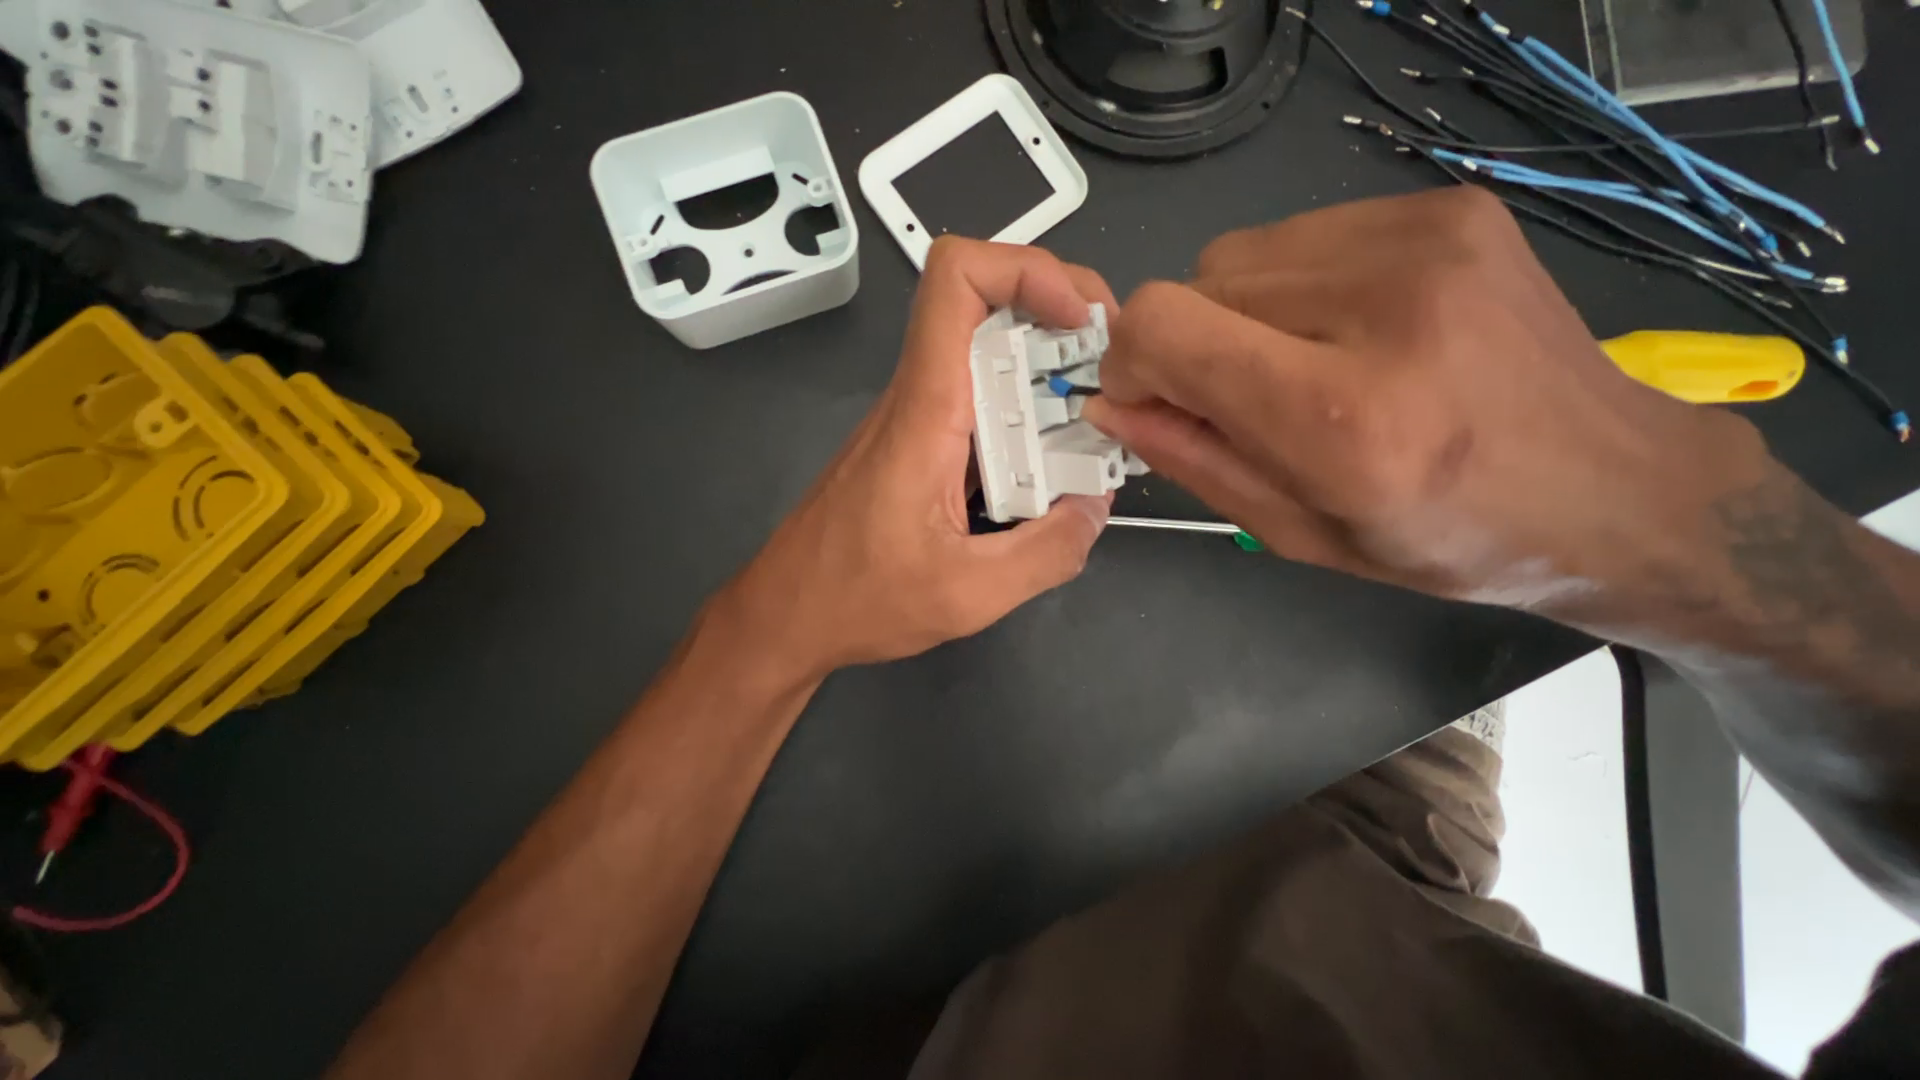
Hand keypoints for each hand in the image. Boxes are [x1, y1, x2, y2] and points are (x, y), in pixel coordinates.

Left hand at [714, 238, 1117, 680]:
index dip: (1027, 268)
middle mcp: (920, 397)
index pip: (957, 280)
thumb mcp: (968, 595)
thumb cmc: (858, 600)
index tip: (1079, 318)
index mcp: (926, 411)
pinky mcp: (917, 443)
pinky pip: (977, 401)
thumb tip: (1095, 508)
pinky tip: (1051, 465)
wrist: (786, 613)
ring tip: (1096, 421)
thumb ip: (1046, 553)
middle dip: (1060, 318)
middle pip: (986, 304)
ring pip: (986, 354)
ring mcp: (916, 417)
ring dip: (1046, 371)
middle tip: (1113, 372)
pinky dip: (1023, 414)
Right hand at [1083, 187, 1784, 628]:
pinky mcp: (1449, 208)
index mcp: (1344, 418)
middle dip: (1194, 346)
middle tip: (1247, 399)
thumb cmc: (1447, 539)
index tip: (1151, 397)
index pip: (1165, 327)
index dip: (1130, 361)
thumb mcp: (1300, 534)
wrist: (1613, 487)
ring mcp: (1424, 240)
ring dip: (1244, 313)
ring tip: (1310, 364)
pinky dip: (1296, 283)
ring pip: (1242, 253)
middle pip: (1197, 284)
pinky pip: (1304, 233)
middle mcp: (1384, 306)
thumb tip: (1111, 402)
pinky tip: (1352, 329)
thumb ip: (1192, 460)